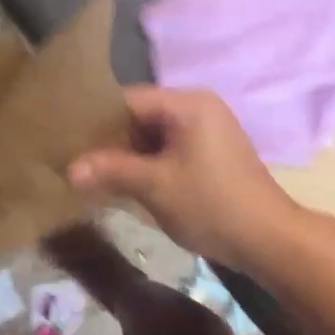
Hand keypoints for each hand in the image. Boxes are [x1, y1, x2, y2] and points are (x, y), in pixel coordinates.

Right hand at [69, 87, 300, 271]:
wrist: (266, 236)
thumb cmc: (210, 203)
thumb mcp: (156, 187)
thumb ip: (113, 171)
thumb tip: (70, 167)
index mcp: (189, 103)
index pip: (131, 98)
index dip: (98, 118)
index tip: (67, 138)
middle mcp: (200, 106)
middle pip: (144, 114)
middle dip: (112, 138)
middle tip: (75, 159)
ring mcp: (209, 128)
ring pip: (156, 133)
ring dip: (129, 153)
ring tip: (93, 174)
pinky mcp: (212, 151)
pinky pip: (171, 146)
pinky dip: (149, 161)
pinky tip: (125, 182)